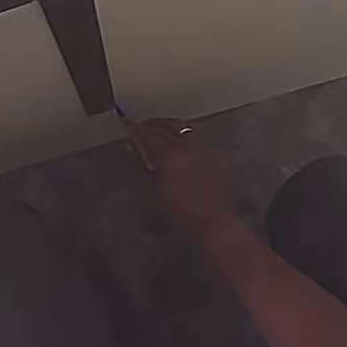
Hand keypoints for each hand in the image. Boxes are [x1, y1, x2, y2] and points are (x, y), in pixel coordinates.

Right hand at [124, 118, 243, 243]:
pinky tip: (183, 143)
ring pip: (185, 127)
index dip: (135, 127)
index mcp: (169, 156)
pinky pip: (200, 138)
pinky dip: (187, 135)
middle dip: (151, 123)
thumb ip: (138, 164)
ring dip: (170, 125)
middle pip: (166, 126)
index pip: (147, 134)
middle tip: (141, 125)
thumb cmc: (178, 213)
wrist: (214, 224)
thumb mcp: (151, 191)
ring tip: (161, 129)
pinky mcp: (219, 155)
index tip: (126, 122)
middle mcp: (188, 147)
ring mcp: (206, 149)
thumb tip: (129, 143)